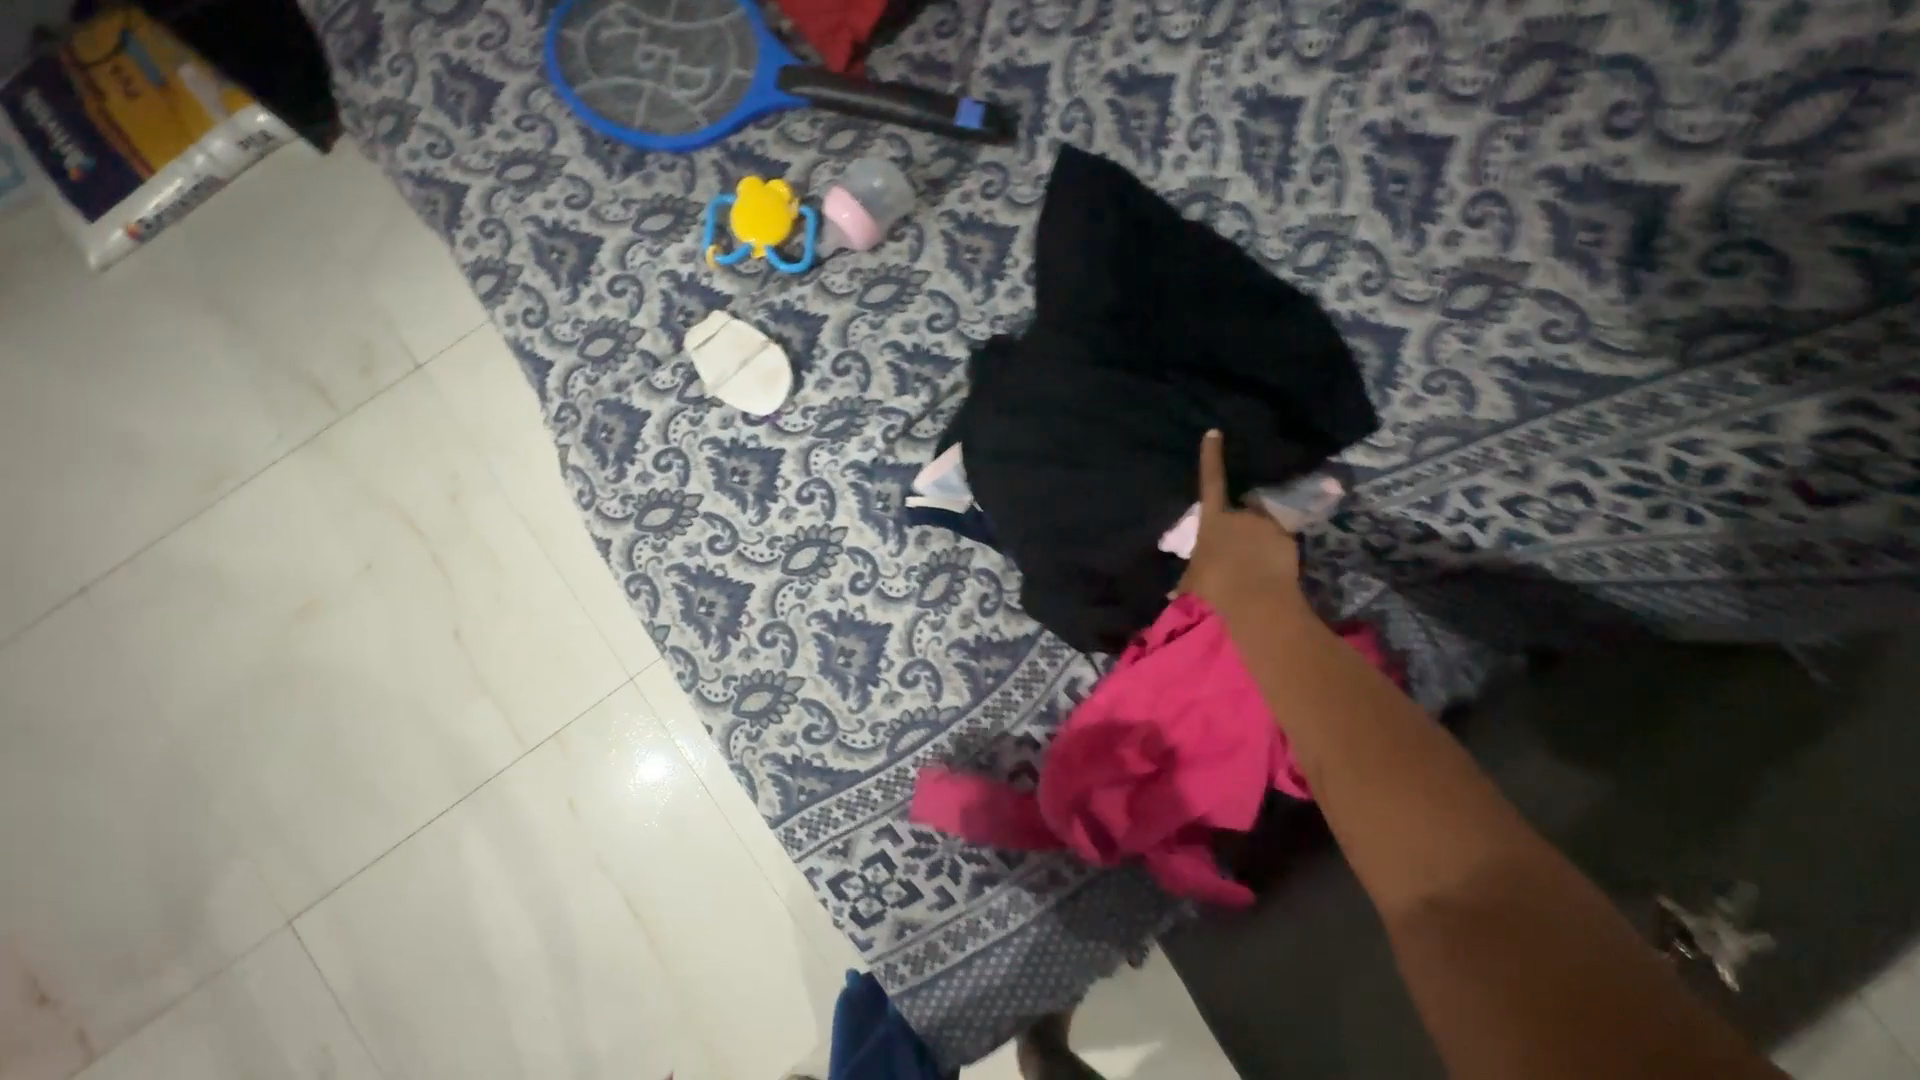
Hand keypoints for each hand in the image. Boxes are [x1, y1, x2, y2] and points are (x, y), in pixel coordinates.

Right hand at [1177, 430, 1307, 619]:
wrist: (1256, 604)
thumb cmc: (1213, 591)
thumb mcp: (1191, 585)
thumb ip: (1190, 580)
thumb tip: (1175, 595)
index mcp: (1213, 522)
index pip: (1210, 481)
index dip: (1211, 456)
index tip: (1215, 432)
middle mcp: (1243, 516)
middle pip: (1246, 510)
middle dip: (1246, 523)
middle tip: (1241, 551)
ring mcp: (1270, 527)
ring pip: (1265, 529)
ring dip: (1261, 542)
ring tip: (1257, 569)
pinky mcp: (1292, 543)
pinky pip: (1282, 545)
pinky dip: (1277, 556)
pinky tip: (1273, 577)